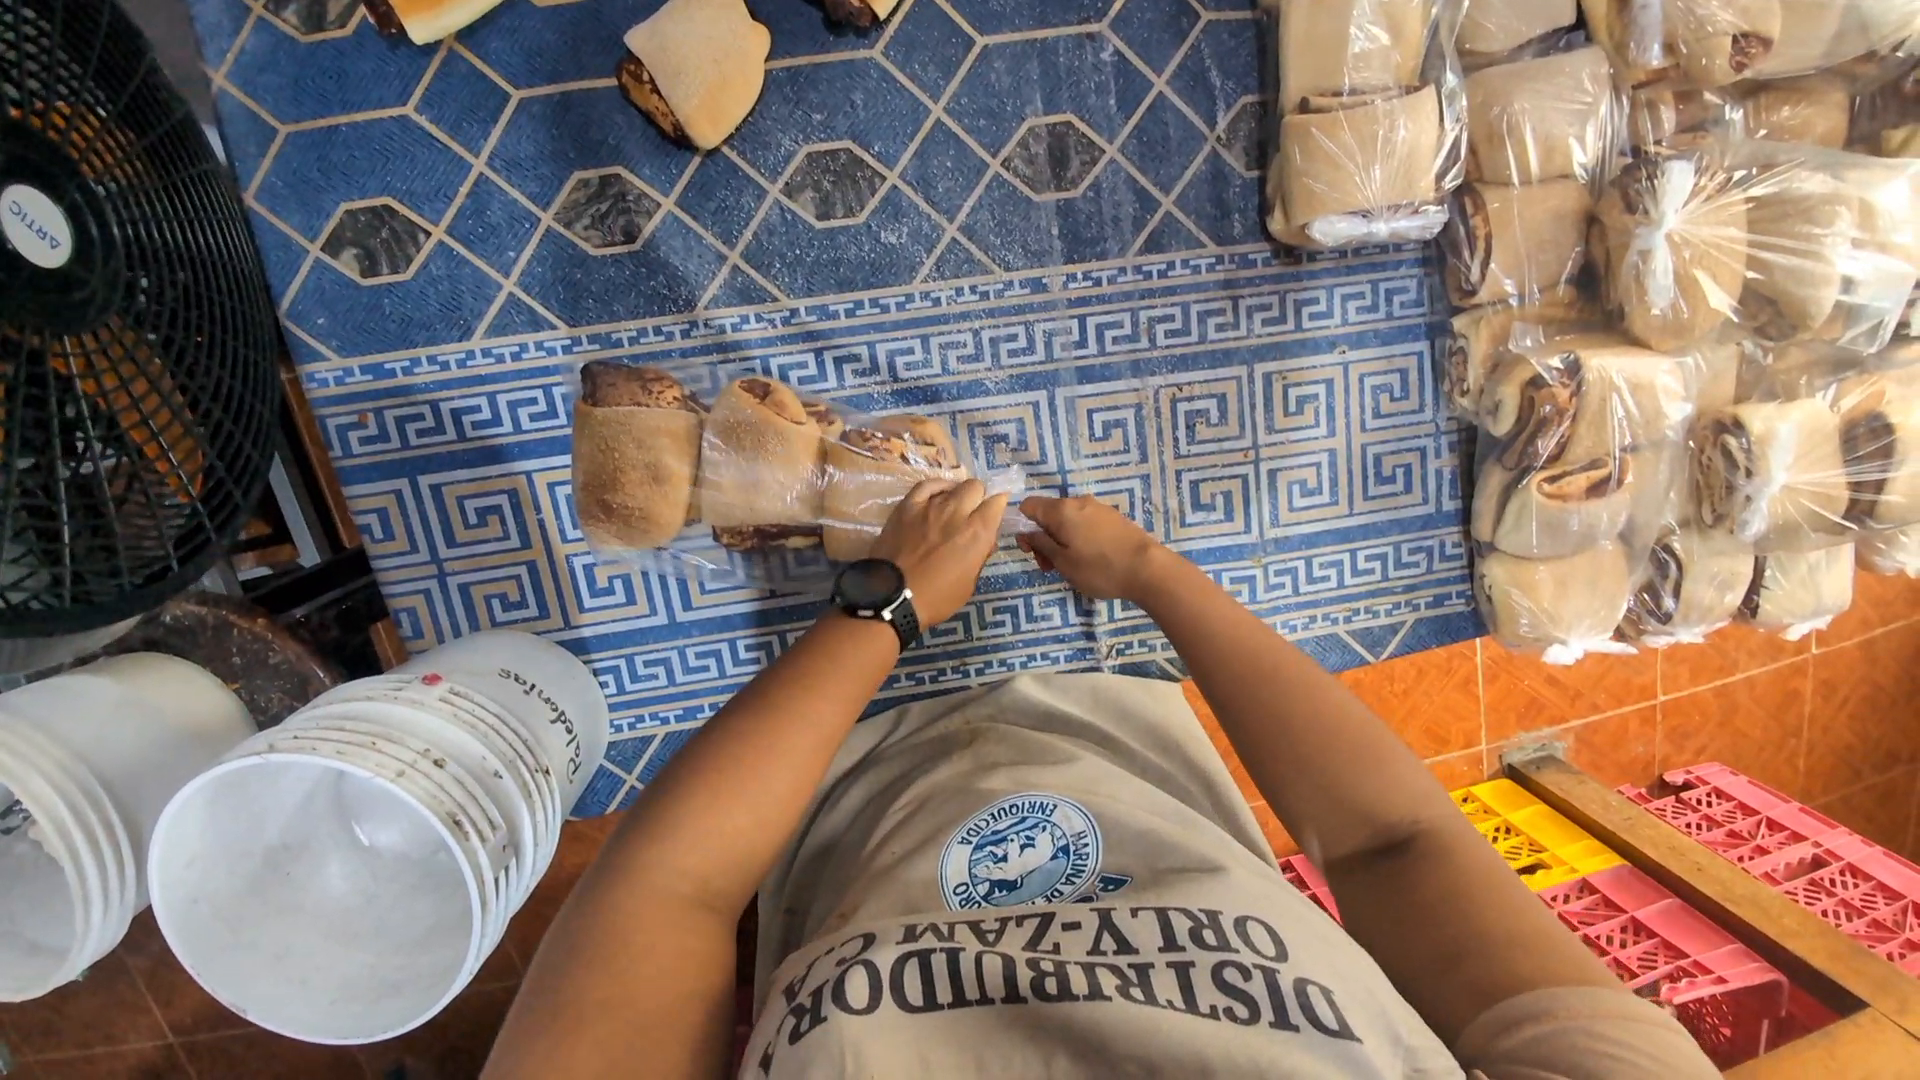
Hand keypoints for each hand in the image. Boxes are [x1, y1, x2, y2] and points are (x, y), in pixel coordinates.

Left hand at [871, 479, 1007, 625]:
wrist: (892, 596)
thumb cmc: (936, 598)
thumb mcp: (969, 584)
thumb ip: (979, 556)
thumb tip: (984, 541)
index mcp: (977, 532)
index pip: (997, 503)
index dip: (997, 507)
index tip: (993, 515)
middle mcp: (957, 512)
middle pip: (975, 487)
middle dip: (978, 497)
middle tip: (972, 513)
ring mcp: (930, 506)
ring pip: (952, 485)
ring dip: (957, 494)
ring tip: (954, 506)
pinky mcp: (907, 506)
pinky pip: (926, 486)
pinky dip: (936, 487)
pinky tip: (938, 494)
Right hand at [1017, 495, 1174, 601]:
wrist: (1148, 569)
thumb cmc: (1099, 569)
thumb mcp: (1062, 562)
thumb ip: (1040, 543)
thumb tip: (1027, 531)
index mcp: (1061, 510)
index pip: (1028, 505)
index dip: (1022, 527)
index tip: (1031, 551)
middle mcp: (1079, 501)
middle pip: (1049, 514)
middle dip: (1043, 538)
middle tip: (1050, 567)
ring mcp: (1099, 508)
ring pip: (1068, 520)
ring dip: (1062, 540)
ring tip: (1072, 567)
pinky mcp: (1114, 518)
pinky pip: (1086, 523)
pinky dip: (1079, 538)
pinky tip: (1091, 560)